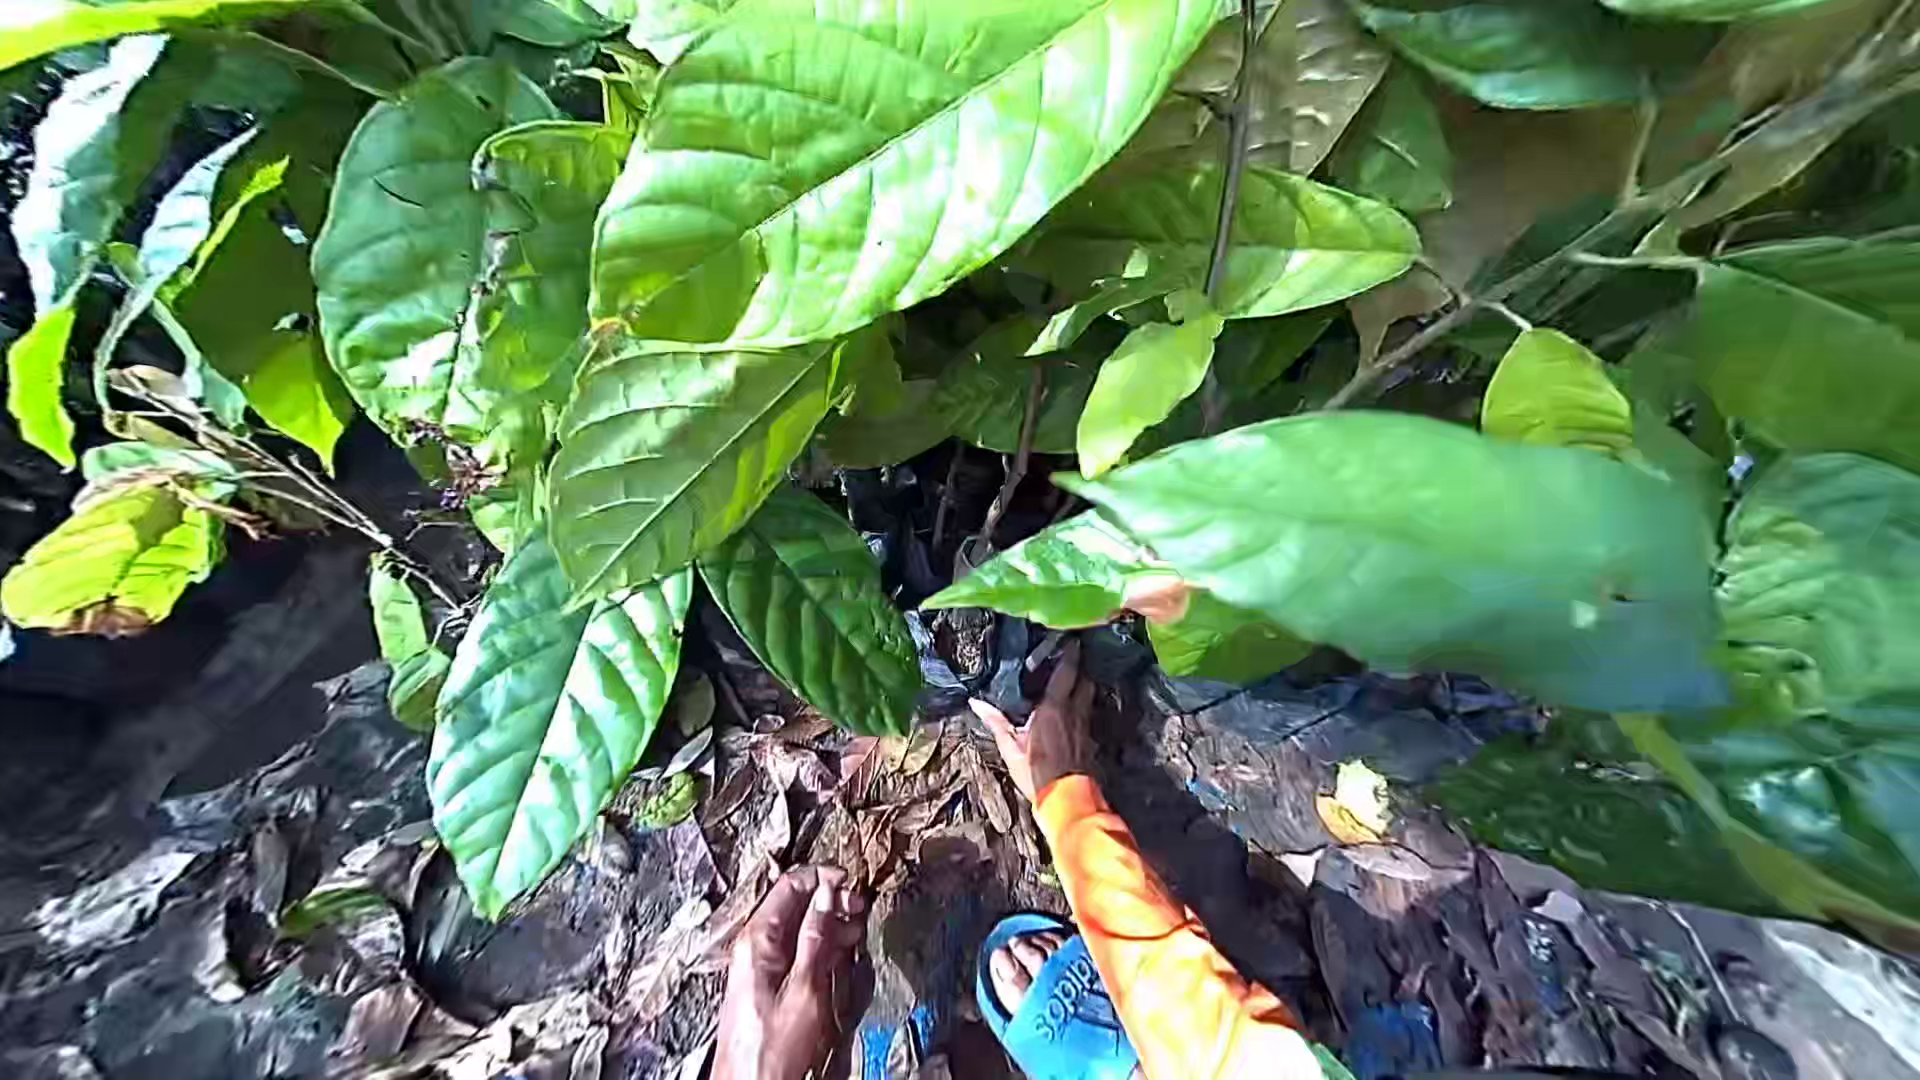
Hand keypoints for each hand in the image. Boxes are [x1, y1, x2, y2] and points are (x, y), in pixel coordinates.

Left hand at [713, 866, 866, 1079]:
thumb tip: (827, 892)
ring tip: (857, 926)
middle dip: (830, 899)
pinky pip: (799, 948)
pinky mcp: (772, 981)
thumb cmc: (773, 1051)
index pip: (790, 884)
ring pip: (800, 925)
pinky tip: (843, 947)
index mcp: (758, 938)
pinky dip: (823, 943)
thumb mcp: (804, 988)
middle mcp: (757, 944)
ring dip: (830, 921)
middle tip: (858, 906)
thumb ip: (816, 935)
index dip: (821, 877)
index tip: (848, 881)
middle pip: (796, 903)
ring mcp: (764, 962)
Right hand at [971, 639, 1095, 803]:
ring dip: (1084, 688)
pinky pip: (1089, 714)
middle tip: (1070, 662)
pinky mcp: (1090, 739)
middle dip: (1080, 670)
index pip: (1067, 672)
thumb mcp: (1010, 748)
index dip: (1071, 655)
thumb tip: (975, 703)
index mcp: (1054, 707)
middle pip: (1086, 681)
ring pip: (1089, 697)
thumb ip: (996, 722)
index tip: (1071, 642)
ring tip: (1072, 683)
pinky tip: (1074, 712)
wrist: (1067, 801)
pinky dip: (1083, 707)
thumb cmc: (1036, 772)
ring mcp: (1085, 726)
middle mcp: (1074, 711)